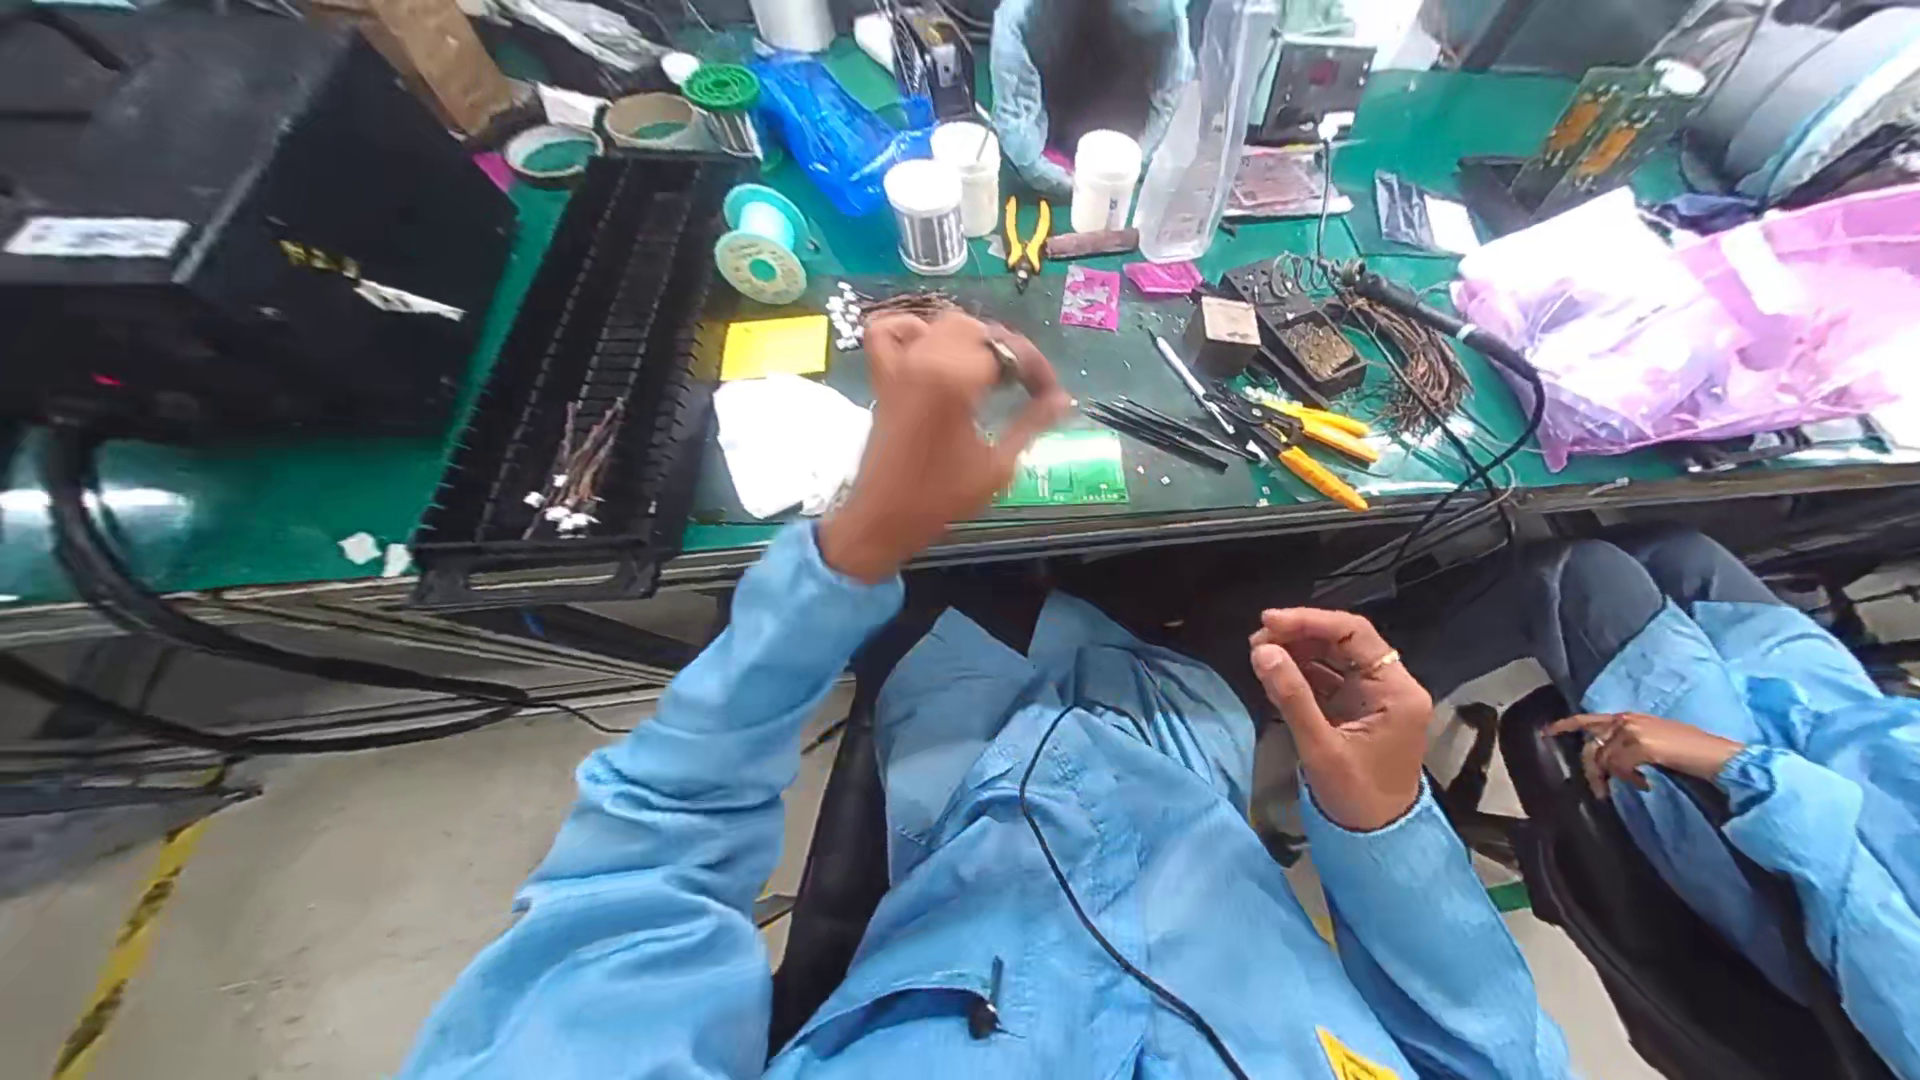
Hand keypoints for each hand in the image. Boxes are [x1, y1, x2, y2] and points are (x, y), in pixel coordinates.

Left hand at [818, 312, 1068, 582]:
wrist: (883, 518)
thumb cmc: (941, 498)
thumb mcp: (997, 465)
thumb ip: (1031, 424)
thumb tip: (1063, 400)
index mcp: (955, 379)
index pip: (1008, 351)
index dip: (1036, 369)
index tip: (1052, 396)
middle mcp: (925, 358)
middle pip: (977, 330)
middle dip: (1007, 351)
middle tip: (1023, 385)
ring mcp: (899, 365)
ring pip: (942, 324)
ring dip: (970, 339)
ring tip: (987, 371)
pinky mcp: (882, 377)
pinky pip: (888, 331)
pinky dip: (910, 331)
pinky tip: (931, 350)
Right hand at [1249, 609, 1433, 831]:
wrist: (1374, 838)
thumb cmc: (1355, 794)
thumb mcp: (1320, 745)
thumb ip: (1291, 695)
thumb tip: (1262, 651)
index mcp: (1395, 690)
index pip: (1353, 633)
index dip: (1309, 621)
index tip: (1268, 622)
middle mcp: (1388, 685)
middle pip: (1341, 640)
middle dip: (1296, 635)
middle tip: (1256, 643)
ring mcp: (1370, 696)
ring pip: (1330, 655)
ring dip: (1293, 651)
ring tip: (1259, 657)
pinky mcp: (1353, 707)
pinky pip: (1324, 675)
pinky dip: (1297, 671)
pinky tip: (1272, 676)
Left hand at [1544, 712, 1743, 798]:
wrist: (1730, 759)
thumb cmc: (1698, 753)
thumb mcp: (1657, 740)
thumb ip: (1629, 741)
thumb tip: (1608, 758)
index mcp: (1629, 717)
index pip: (1587, 719)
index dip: (1564, 726)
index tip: (1545, 733)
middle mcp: (1626, 720)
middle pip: (1592, 745)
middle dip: (1592, 769)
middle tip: (1599, 789)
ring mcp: (1632, 731)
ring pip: (1604, 759)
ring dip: (1614, 777)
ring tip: (1633, 786)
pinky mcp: (1641, 746)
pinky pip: (1620, 767)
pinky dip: (1630, 779)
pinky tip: (1645, 785)